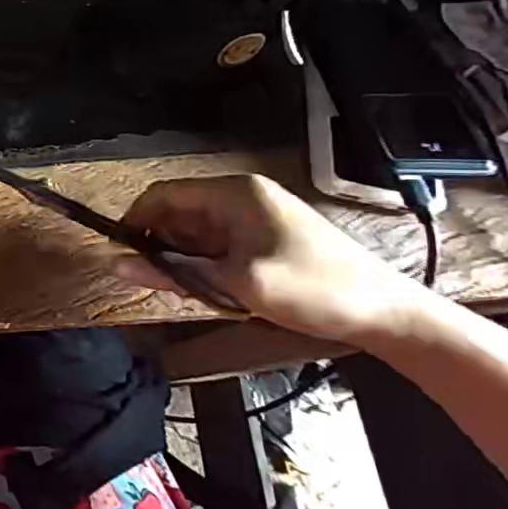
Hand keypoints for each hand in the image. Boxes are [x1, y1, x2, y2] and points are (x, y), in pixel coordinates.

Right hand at [112, 174, 434, 345]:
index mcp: (234, 193)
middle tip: (155, 280)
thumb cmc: (314, 289)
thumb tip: (115, 262)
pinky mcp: (266, 238)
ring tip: (189, 291)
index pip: (163, 194)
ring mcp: (255, 217)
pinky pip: (217, 245)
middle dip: (160, 245)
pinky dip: (206, 265)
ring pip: (195, 232)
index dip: (134, 219)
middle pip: (177, 213)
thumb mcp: (236, 283)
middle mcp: (241, 197)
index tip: (119, 251)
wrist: (392, 316)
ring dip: (183, 259)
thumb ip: (173, 272)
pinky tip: (213, 291)